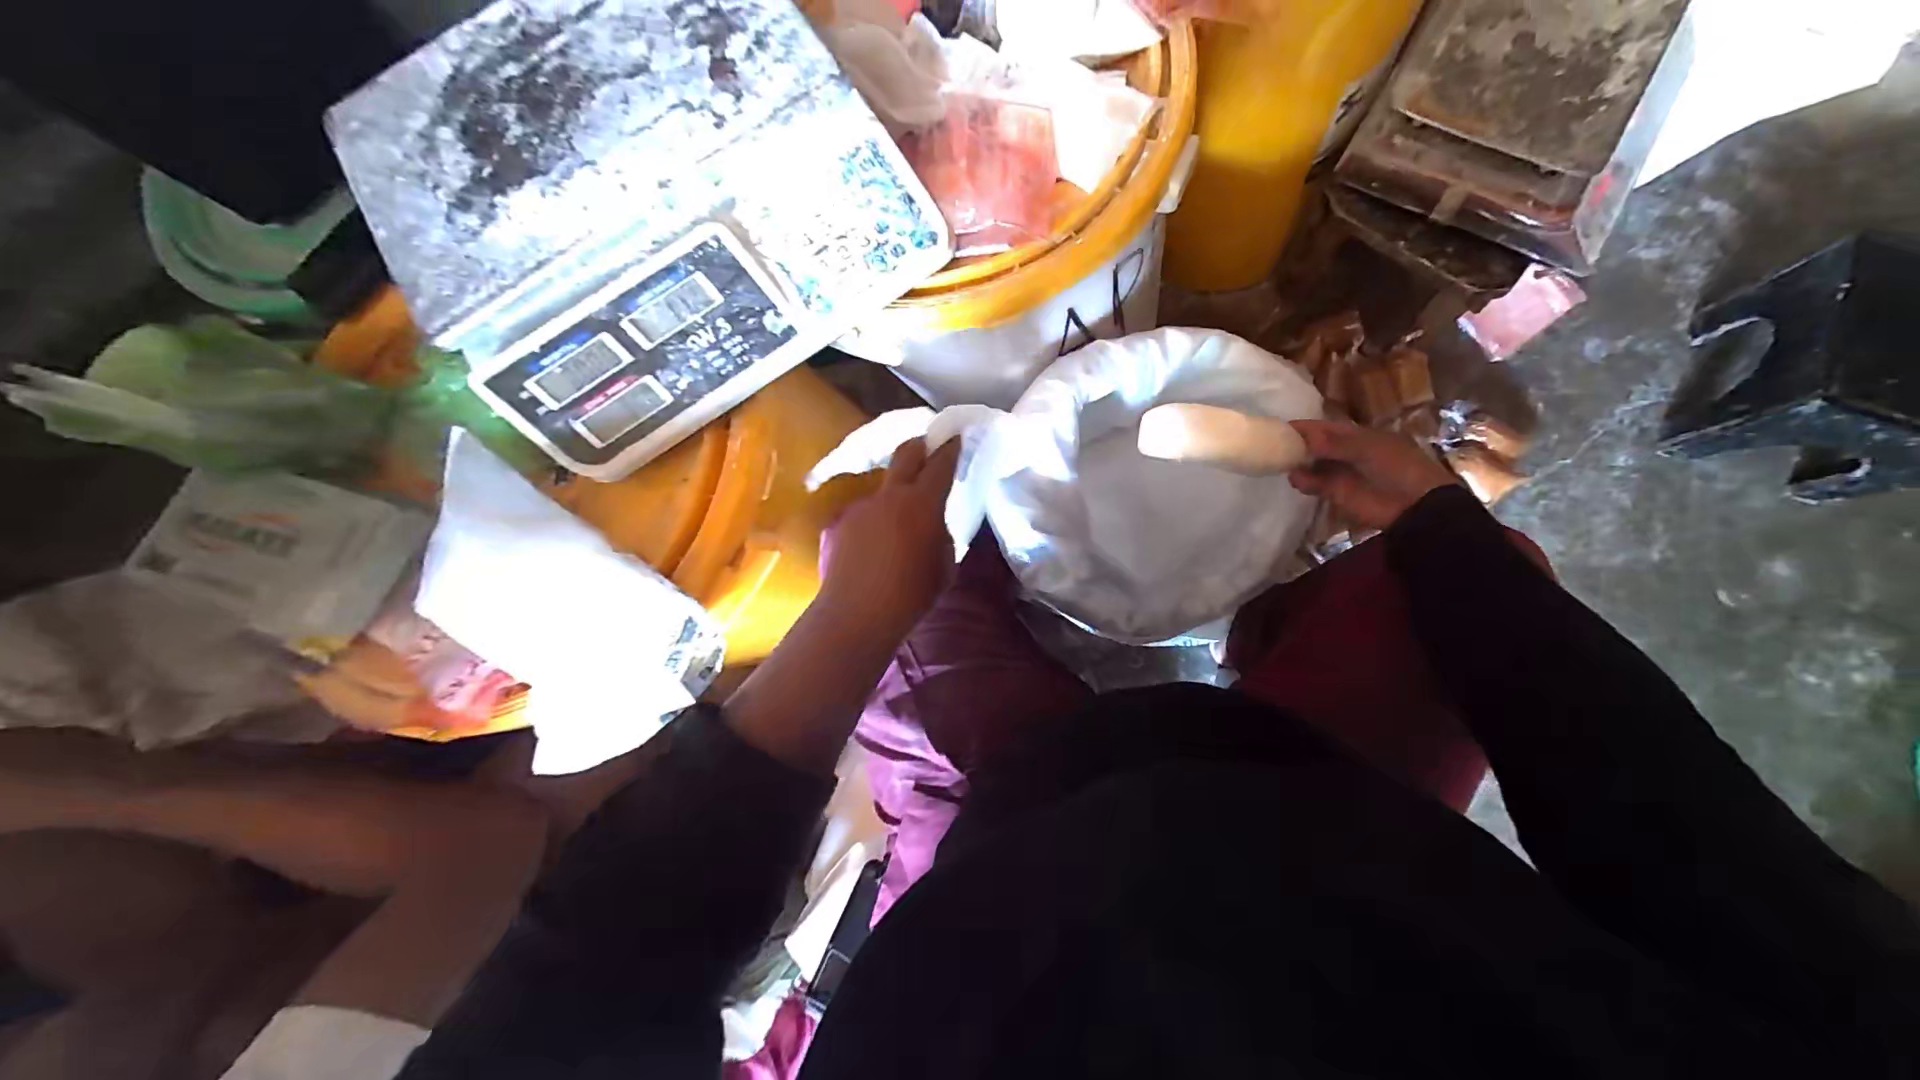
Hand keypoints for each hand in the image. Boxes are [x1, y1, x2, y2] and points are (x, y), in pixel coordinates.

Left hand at [818, 436, 962, 634]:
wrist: (858, 613)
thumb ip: (941, 536)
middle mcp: (890, 495)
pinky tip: (874, 546)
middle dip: (920, 446)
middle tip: (928, 448)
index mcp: (923, 502)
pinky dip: (874, 522)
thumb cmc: (912, 594)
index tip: (957, 438)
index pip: (941, 464)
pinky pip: (864, 514)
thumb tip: (932, 527)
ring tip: (899, 521)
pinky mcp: (839, 523)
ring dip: (895, 494)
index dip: (951, 449)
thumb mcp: (944, 565)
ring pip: (883, 488)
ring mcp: (861, 506)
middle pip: (906, 453)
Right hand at [1288, 419, 1459, 530]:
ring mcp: (1339, 473)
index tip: (1279, 427)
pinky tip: (1295, 479)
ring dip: (1296, 464)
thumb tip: (1305, 437)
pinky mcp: (1335, 493)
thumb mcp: (1369, 450)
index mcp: (1357, 436)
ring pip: (1311, 465)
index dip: (1304, 427)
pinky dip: (1303, 482)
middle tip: (1272, 446)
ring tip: (1281, 463)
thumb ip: (1335, 444)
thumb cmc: (1397, 469)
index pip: (1325, 427)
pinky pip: (1313, 484)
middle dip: (1295, 445)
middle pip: (1313, 446)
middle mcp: (1344, 452)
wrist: (1414, 505)